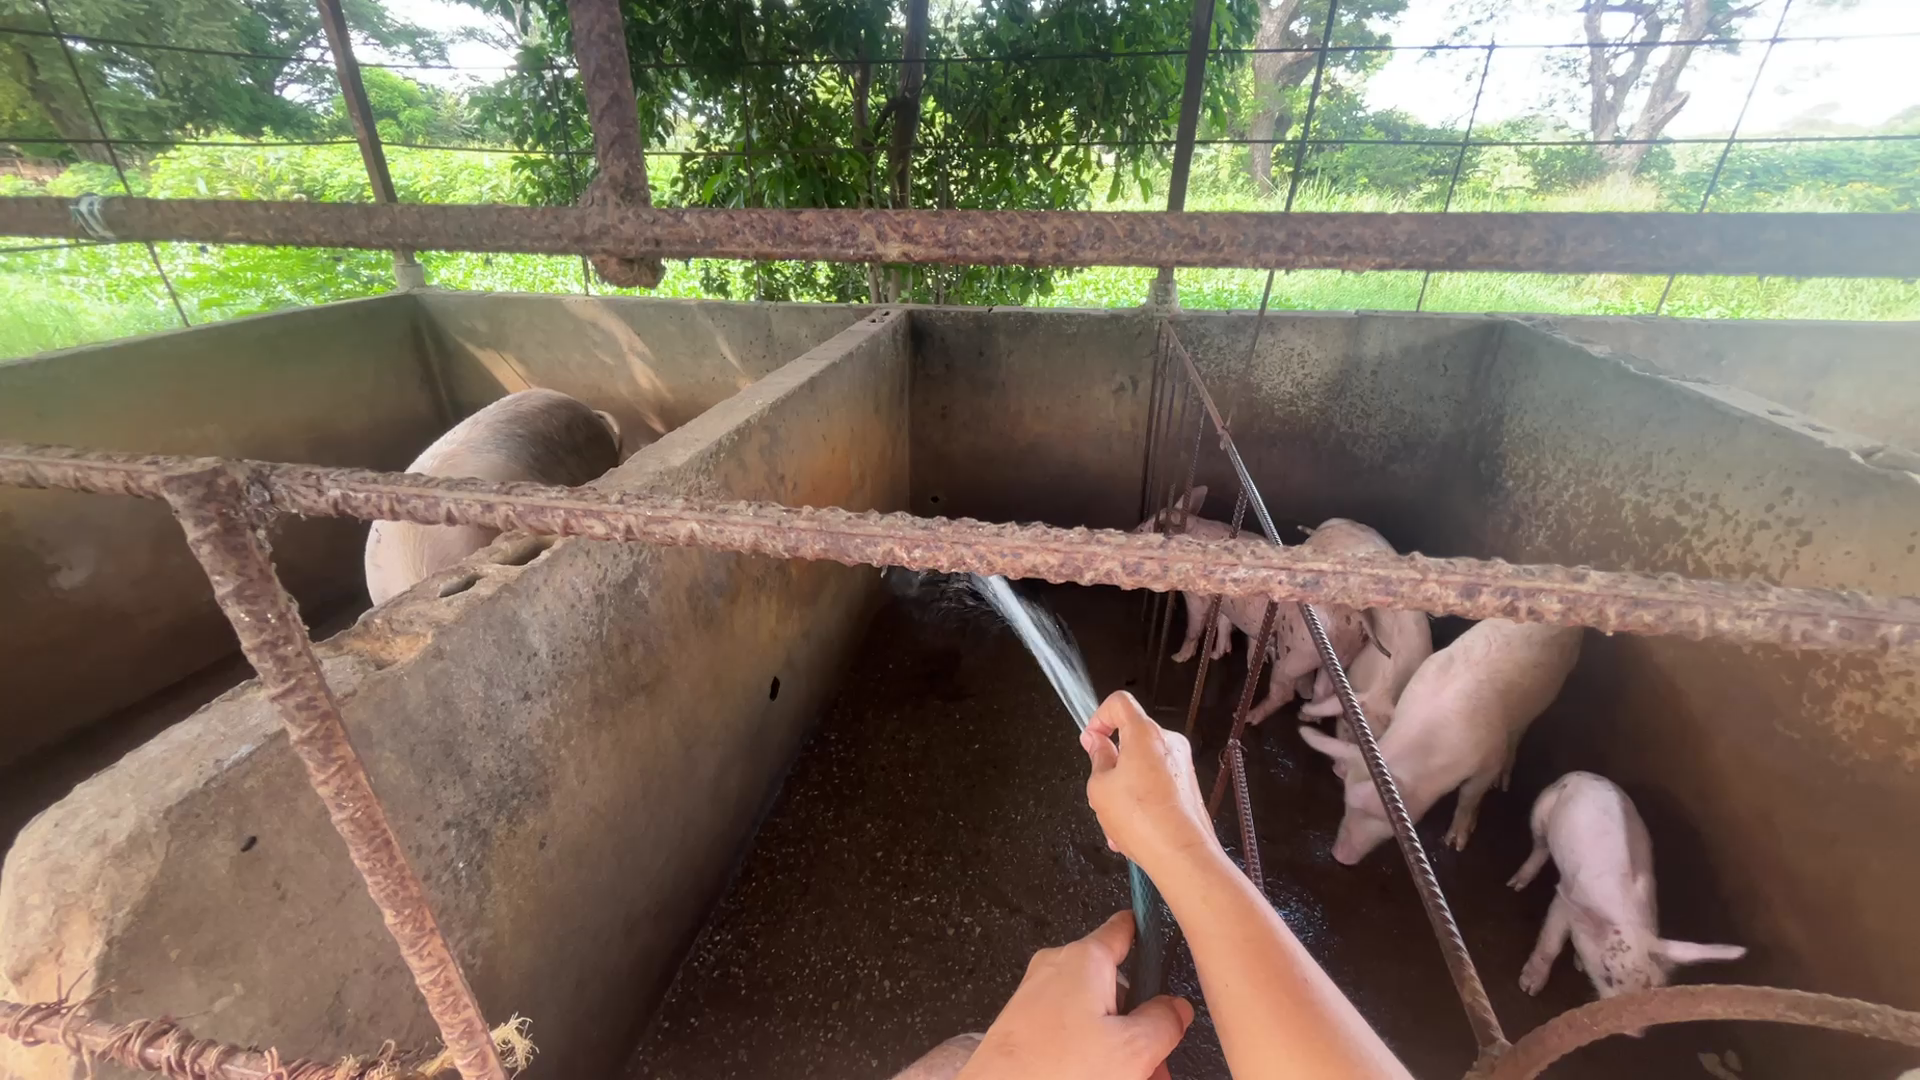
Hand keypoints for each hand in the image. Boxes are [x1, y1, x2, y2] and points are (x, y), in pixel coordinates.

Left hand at [956, 911, 1193, 1079]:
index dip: (1146, 932)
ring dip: (1118, 1044)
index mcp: (1085, 958)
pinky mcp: (1025, 1021)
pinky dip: (1090, 1050)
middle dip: (1140, 1024)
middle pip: (1115, 985)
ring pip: (1093, 1012)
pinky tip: (1100, 1076)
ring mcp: (1038, 993)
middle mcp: (1058, 965)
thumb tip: (1177, 1005)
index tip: (1162, 937)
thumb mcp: (1131, 1051)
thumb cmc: (1061, 1069)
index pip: (1123, 928)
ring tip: (1135, 1079)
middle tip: (1158, 1066)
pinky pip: (1069, 1027)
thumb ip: (1163, 1023)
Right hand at [1081, 691, 1218, 873]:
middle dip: (1111, 760)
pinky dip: (1140, 800)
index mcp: (1145, 733)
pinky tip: (1130, 829)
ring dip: (1123, 786)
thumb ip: (1097, 757)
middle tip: (1099, 786)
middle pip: (1131, 736)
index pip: (1119, 702)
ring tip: (1114, 820)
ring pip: (1141, 765)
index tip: (1091, 741)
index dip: (1098, 717)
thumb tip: (1096, 742)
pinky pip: (1156, 784)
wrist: (1183, 856)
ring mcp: (1181, 766)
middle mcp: (1168, 743)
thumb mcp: (1100, 787)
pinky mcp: (1188, 787)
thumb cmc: (1141, 819)